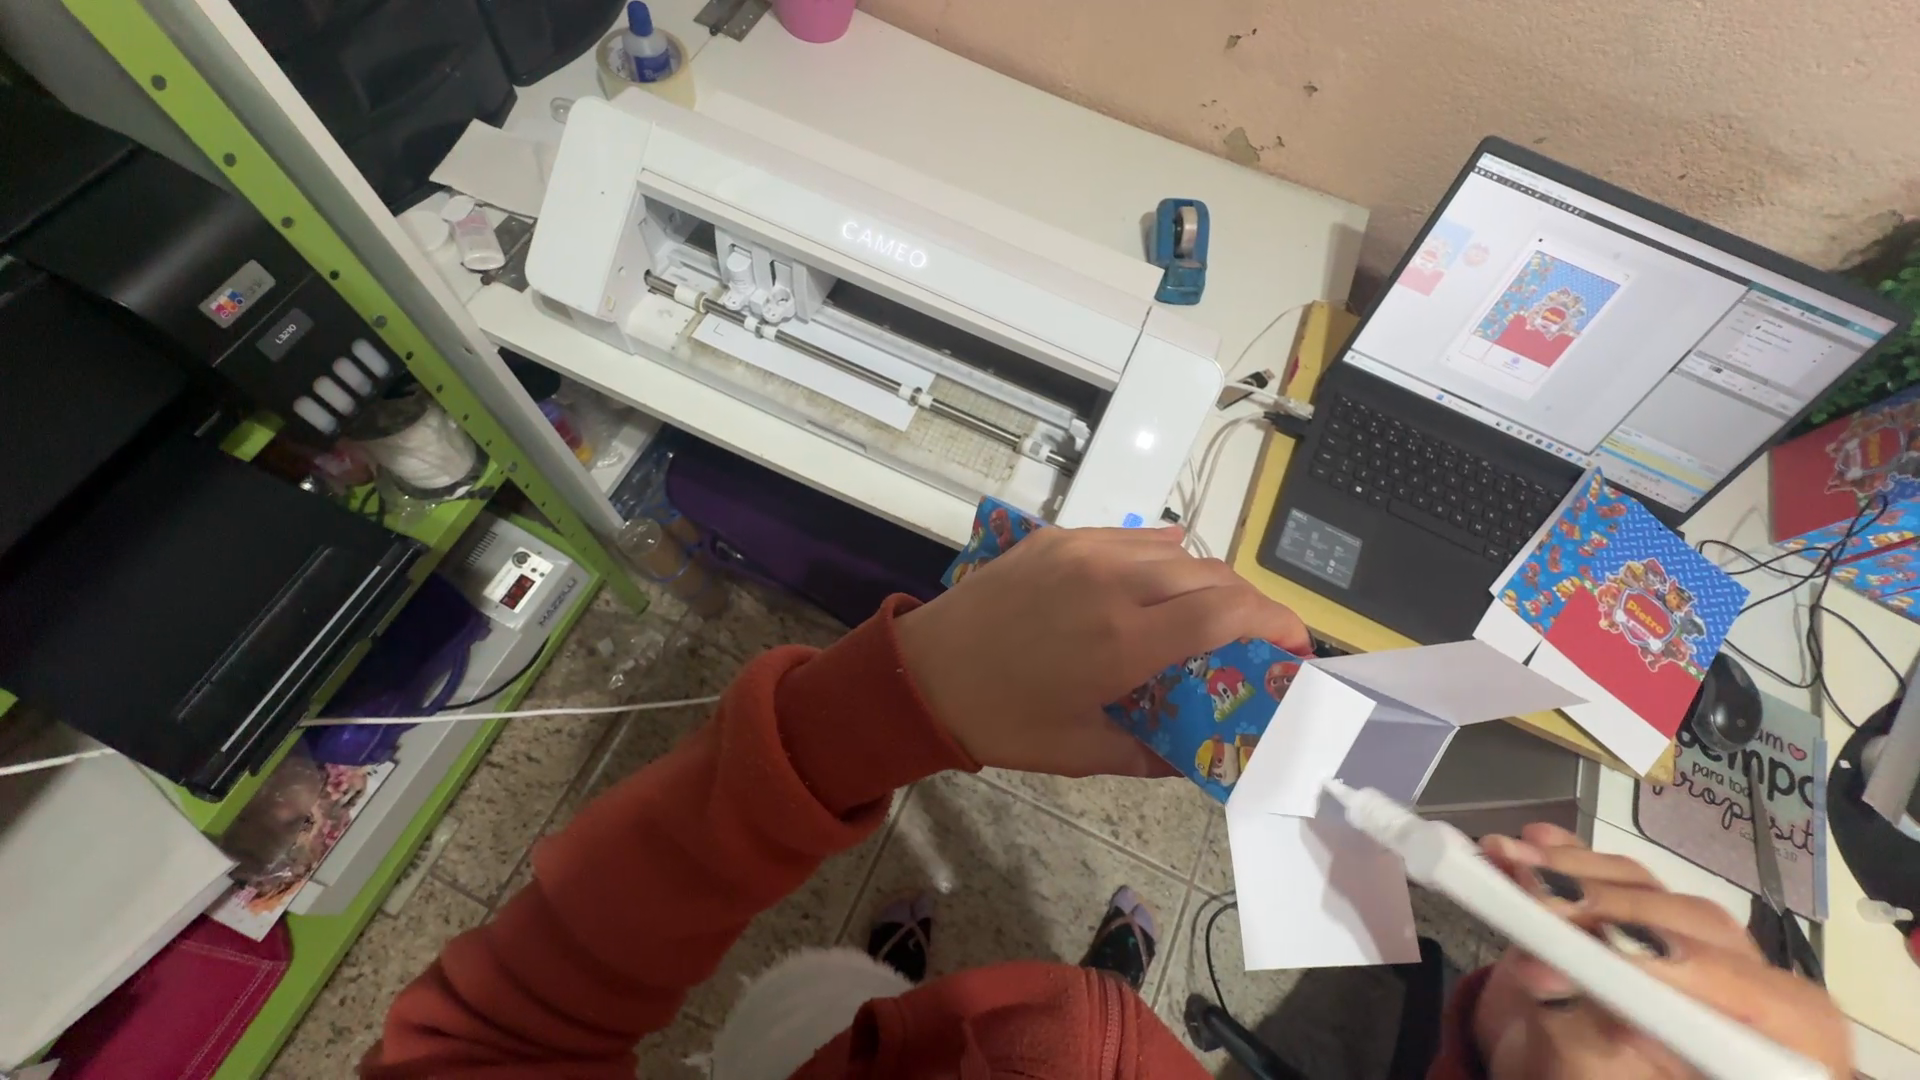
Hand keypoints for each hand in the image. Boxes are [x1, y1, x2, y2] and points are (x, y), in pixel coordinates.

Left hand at [894, 525, 1308, 777]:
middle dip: (1249, 605)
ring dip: (1205, 579)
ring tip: (1203, 612)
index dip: (1276, 624)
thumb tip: (1193, 756)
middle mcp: (1113, 583)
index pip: (1228, 615)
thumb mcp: (1081, 750)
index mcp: (1125, 640)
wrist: (924, 671)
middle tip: (1252, 638)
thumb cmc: (1002, 718)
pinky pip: (1130, 537)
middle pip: (1212, 576)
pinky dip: (1160, 555)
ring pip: (1175, 550)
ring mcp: (1083, 551)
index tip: (1294, 647)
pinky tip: (1157, 578)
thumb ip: (1150, 753)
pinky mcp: (1057, 537)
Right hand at [1472, 823, 1851, 1079]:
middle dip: (1610, 905)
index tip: (1609, 942)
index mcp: (1764, 1059)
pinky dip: (1562, 852)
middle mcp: (1743, 996)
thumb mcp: (1580, 1078)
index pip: (1779, 1011)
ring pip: (1649, 889)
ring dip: (1571, 868)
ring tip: (1508, 859)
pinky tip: (1525, 841)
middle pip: (1701, 930)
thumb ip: (1576, 1032)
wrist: (1553, 1068)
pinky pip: (1608, 871)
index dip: (1702, 969)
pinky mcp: (1630, 908)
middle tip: (1534, 892)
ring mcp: (1685, 942)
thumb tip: (1541, 970)